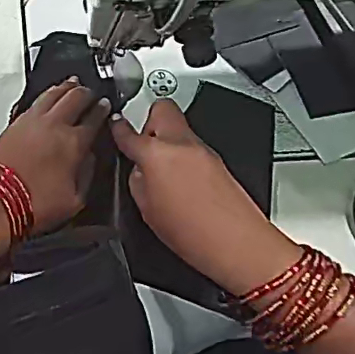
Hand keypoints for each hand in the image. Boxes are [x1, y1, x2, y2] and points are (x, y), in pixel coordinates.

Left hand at [0, 78, 108, 237]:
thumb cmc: (32, 204)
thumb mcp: (75, 199)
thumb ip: (87, 173)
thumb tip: (89, 159)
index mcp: (74, 142)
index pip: (94, 118)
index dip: (102, 110)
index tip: (105, 106)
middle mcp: (54, 126)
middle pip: (75, 97)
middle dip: (87, 93)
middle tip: (91, 93)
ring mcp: (32, 121)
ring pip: (52, 93)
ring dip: (66, 87)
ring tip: (72, 84)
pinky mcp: (14, 124)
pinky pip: (34, 102)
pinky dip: (45, 95)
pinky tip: (46, 98)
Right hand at [111, 99, 298, 293]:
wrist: (238, 245)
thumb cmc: (195, 234)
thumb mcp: (146, 209)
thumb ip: (136, 179)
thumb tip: (137, 169)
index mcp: (156, 154)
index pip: (128, 131)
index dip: (118, 128)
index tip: (116, 127)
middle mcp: (182, 144)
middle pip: (162, 108)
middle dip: (149, 120)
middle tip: (143, 141)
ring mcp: (204, 150)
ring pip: (180, 127)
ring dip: (168, 140)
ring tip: (164, 170)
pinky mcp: (219, 160)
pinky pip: (194, 146)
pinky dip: (184, 155)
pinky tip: (182, 181)